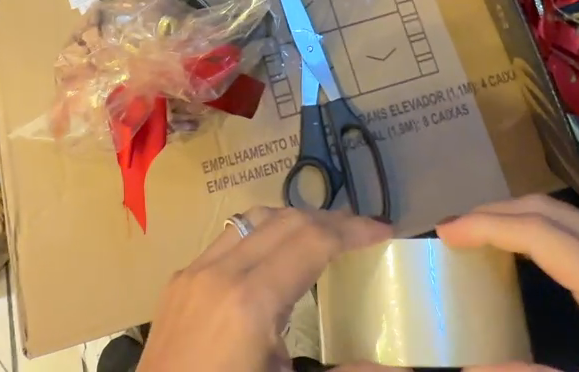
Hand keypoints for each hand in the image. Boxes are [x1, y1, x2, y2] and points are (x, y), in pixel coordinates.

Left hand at [137, 206, 390, 371]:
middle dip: (328, 222)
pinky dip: (260, 238)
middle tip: (362, 237)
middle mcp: (219, 272)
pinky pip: (226, 241)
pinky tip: (274, 266)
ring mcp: (192, 273)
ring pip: (251, 221)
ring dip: (293, 223)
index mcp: (250, 302)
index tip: (384, 232)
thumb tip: (401, 365)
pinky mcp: (176, 284)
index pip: (311, 241)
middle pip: (285, 221)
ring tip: (324, 242)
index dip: (352, 230)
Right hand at [437, 195, 578, 371]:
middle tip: (453, 231)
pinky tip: (529, 251)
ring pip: (571, 217)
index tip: (443, 231)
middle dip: (496, 213)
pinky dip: (548, 232)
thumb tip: (471, 363)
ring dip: (521, 219)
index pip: (540, 232)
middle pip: (552, 211)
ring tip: (480, 236)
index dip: (485, 226)